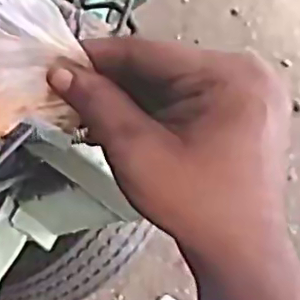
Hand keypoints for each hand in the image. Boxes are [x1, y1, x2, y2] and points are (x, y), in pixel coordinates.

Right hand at [48, 37, 291, 261]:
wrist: (238, 249)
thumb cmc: (200, 205)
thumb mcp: (135, 147)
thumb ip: (97, 103)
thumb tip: (64, 73)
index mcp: (229, 76)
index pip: (143, 50)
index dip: (91, 57)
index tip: (56, 65)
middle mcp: (243, 75)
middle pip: (152, 65)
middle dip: (104, 81)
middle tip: (62, 93)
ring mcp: (242, 93)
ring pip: (160, 81)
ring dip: (119, 96)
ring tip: (82, 113)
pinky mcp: (234, 111)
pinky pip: (176, 97)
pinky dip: (141, 108)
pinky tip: (112, 123)